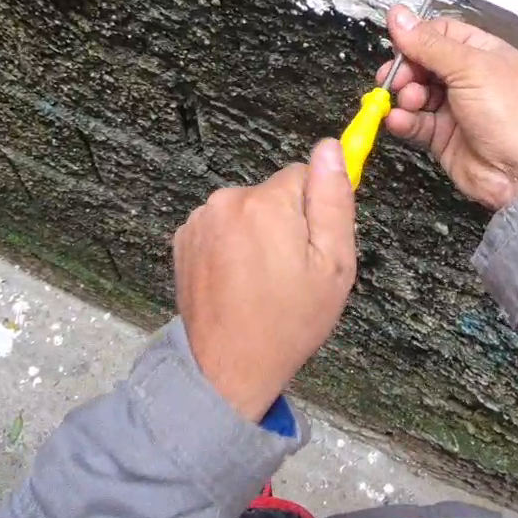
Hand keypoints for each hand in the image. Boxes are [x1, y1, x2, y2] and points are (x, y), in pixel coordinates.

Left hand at [173, 140, 358, 421]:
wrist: (228, 369)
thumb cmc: (288, 322)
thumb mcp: (334, 265)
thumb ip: (333, 200)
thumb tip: (330, 147)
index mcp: (266, 203)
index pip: (303, 175)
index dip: (314, 212)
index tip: (312, 247)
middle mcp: (226, 201)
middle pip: (273, 193)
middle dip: (285, 222)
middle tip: (290, 271)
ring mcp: (199, 220)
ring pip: (247, 209)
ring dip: (256, 233)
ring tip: (261, 281)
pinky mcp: (183, 239)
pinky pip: (221, 225)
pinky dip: (231, 245)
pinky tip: (236, 280)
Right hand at [379, 5, 517, 211]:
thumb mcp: (471, 68)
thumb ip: (430, 44)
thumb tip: (400, 17)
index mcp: (482, 54)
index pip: (439, 34)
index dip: (416, 38)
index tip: (398, 45)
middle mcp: (469, 79)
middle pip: (422, 63)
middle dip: (405, 69)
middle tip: (396, 77)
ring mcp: (456, 109)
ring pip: (415, 94)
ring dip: (404, 96)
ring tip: (410, 102)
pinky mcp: (444, 137)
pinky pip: (415, 123)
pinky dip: (403, 121)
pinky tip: (400, 120)